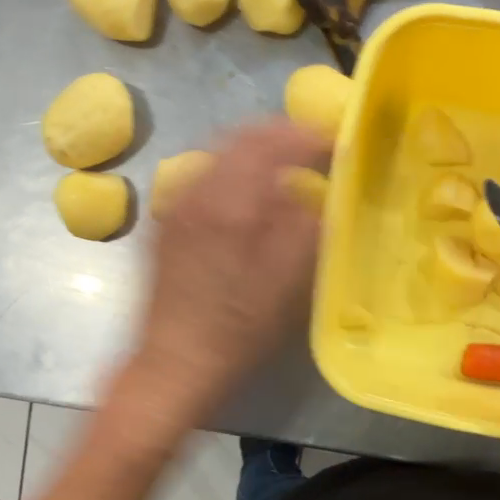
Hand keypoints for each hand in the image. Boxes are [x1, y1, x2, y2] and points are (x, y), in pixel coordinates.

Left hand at [126, 120, 329, 423]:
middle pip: (239, 139)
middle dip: (279, 138)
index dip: (307, 135)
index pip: (270, 140)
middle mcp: (195, 191)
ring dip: (254, 156)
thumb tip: (320, 189)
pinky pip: (201, 181)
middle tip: (311, 152)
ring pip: (218, 157)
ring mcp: (174, 207)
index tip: (334, 144)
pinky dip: (230, 177)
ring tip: (284, 174)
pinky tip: (246, 203)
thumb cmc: (238, 331)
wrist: (174, 364)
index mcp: (229, 200)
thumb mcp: (287, 281)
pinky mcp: (164, 226)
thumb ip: (306, 224)